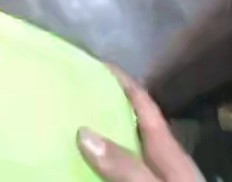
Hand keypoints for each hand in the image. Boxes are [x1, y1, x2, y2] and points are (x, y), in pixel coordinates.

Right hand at [77, 65, 202, 181]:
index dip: (121, 80)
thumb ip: (126, 167)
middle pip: (129, 127)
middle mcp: (161, 166)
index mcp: (169, 152)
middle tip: (66, 96)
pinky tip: (74, 172)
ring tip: (62, 131)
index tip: (91, 61)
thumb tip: (82, 131)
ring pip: (120, 158)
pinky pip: (116, 179)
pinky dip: (98, 174)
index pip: (143, 103)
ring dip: (96, 146)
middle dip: (100, 109)